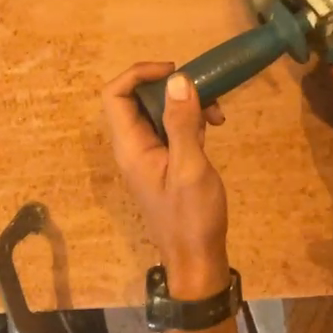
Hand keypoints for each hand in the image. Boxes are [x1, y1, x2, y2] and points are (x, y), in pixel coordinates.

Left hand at [102, 63, 232, 298]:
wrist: (199, 260)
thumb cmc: (191, 217)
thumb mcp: (190, 167)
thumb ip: (182, 123)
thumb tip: (178, 79)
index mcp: (130, 146)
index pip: (115, 94)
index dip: (138, 74)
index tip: (173, 72)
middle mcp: (135, 146)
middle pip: (137, 98)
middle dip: (170, 87)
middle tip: (202, 90)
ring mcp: (151, 154)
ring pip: (159, 110)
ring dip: (186, 103)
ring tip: (217, 112)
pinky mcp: (168, 160)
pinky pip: (173, 126)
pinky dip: (192, 119)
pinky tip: (215, 125)